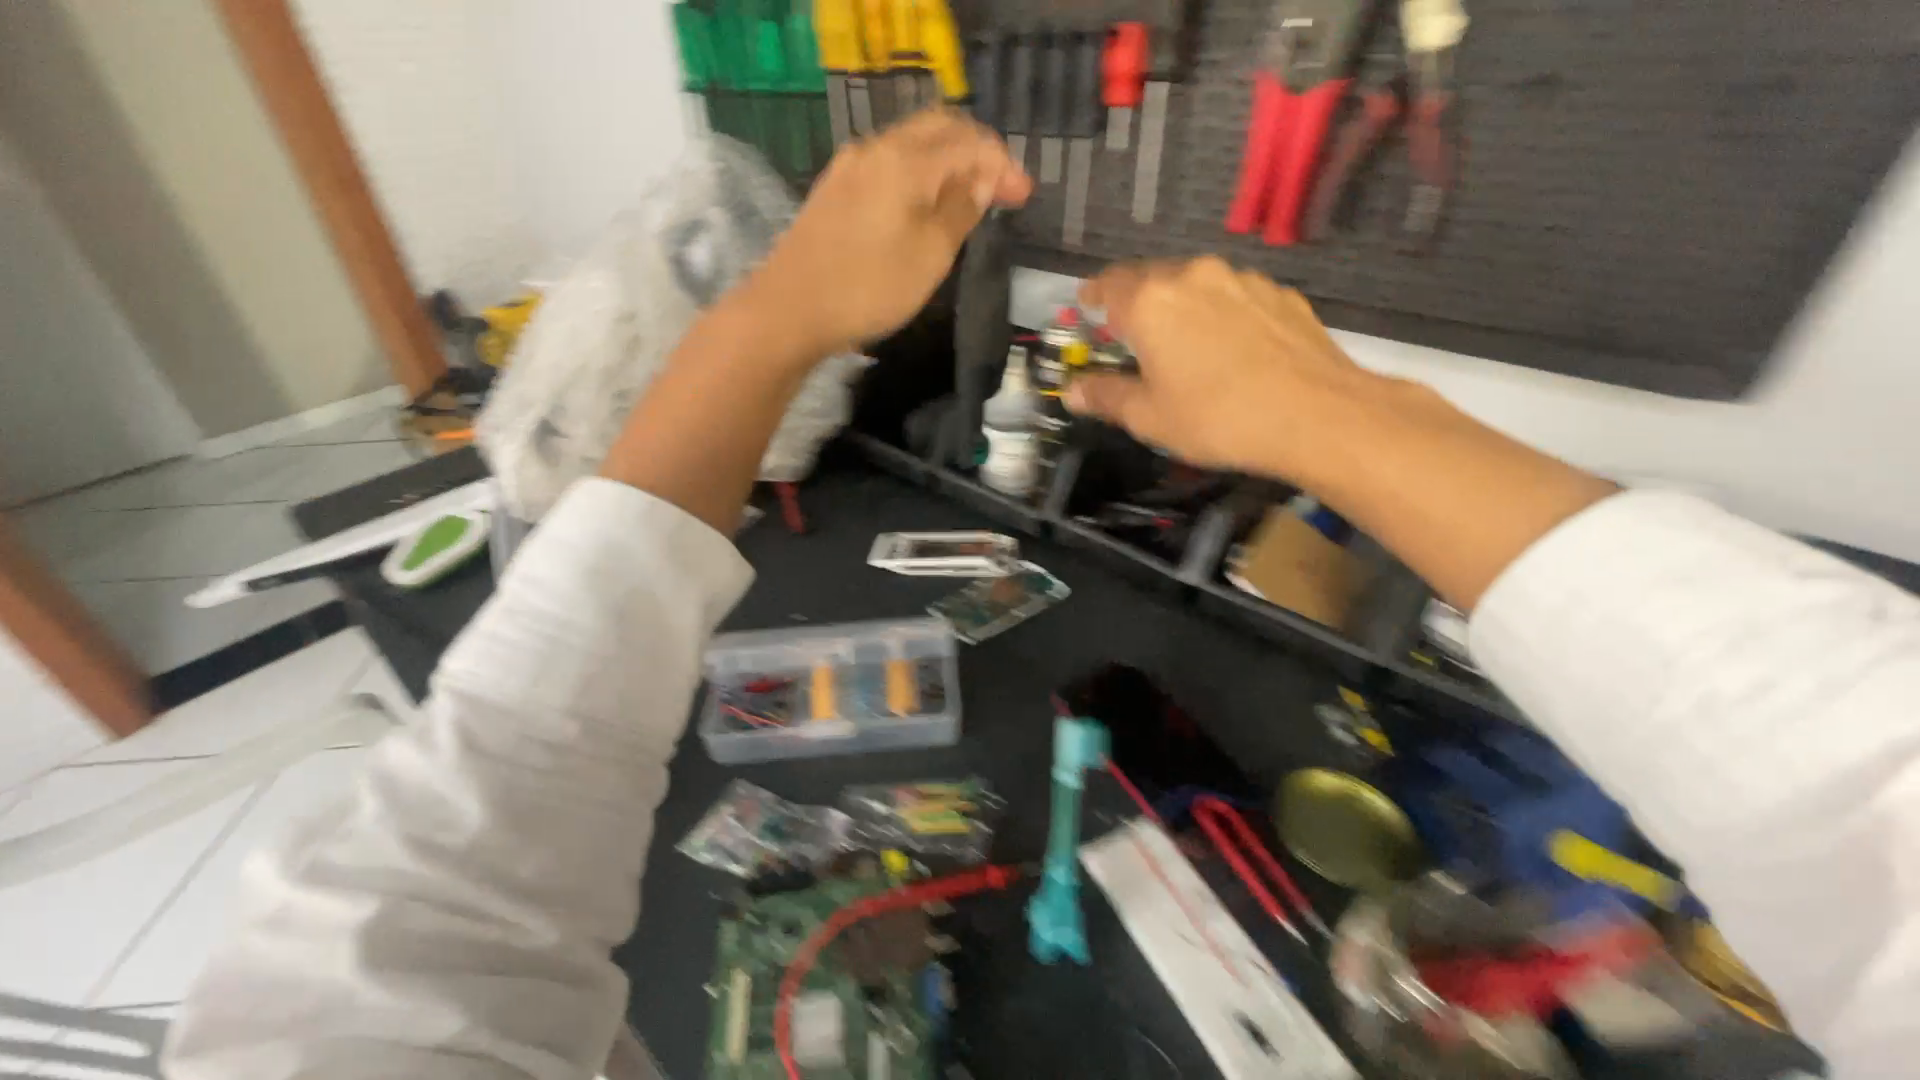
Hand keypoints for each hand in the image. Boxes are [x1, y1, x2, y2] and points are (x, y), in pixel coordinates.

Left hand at [749, 109, 1031, 357]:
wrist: (787, 310)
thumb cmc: (867, 287)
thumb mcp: (930, 256)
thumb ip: (960, 211)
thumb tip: (980, 181)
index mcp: (905, 160)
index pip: (968, 143)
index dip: (1002, 166)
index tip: (1024, 197)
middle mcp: (875, 150)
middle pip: (938, 129)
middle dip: (976, 152)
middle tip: (1002, 186)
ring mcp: (849, 168)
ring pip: (910, 145)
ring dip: (946, 161)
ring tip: (969, 195)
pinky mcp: (834, 191)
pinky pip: (888, 165)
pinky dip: (919, 174)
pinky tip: (925, 203)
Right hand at [1066, 258, 1376, 479]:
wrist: (1318, 415)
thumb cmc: (1217, 418)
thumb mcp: (1149, 418)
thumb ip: (1106, 397)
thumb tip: (1073, 391)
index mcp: (1151, 302)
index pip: (1108, 284)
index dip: (1094, 296)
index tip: (1088, 307)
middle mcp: (1194, 276)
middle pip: (1153, 280)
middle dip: (1139, 303)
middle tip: (1134, 335)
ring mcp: (1242, 280)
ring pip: (1198, 286)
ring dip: (1184, 307)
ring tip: (1188, 343)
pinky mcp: (1280, 294)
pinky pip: (1236, 298)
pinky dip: (1224, 315)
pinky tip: (1234, 350)